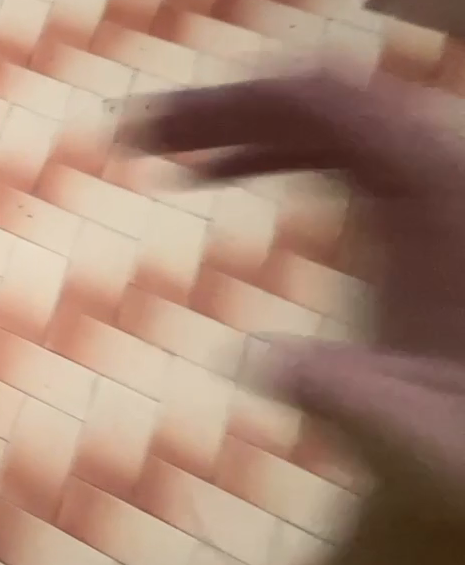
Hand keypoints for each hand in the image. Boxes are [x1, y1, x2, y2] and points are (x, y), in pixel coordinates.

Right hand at [131, 71, 464, 512]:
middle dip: (224, 106)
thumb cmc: (460, 462)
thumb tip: (268, 364)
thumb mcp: (422, 450)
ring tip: (150, 145)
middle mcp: (448, 194)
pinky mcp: (409, 216)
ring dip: (231, 120)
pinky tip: (200, 174)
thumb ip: (355, 405)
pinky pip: (327, 147)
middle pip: (333, 102)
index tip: (155, 123)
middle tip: (133, 133)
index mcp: (455, 223)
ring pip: (324, 117)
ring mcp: (429, 201)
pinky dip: (254, 148)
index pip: (354, 117)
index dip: (249, 104)